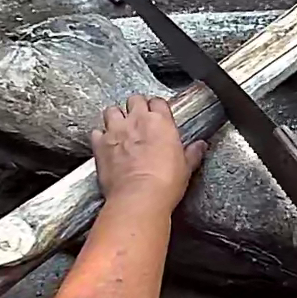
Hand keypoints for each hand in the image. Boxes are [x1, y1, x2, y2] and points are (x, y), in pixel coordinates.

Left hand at [92, 95, 207, 212]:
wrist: (139, 198)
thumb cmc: (164, 183)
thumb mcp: (186, 167)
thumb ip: (192, 153)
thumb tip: (200, 146)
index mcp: (160, 122)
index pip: (158, 102)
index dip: (157, 108)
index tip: (158, 115)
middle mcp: (136, 120)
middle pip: (134, 99)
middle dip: (136, 106)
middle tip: (138, 118)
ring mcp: (116, 131)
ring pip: (111, 110)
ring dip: (115, 116)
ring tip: (119, 126)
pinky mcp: (100, 145)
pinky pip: (96, 132)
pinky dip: (99, 136)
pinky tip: (105, 144)